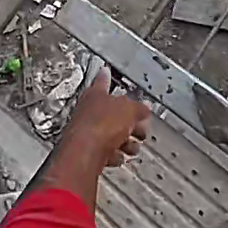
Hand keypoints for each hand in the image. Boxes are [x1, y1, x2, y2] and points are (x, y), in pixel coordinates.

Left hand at [31, 65, 151, 210]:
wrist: (84, 156)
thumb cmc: (100, 126)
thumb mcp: (131, 111)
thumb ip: (139, 108)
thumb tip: (144, 109)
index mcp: (95, 94)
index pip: (102, 81)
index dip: (106, 77)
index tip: (105, 70)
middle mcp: (87, 112)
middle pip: (111, 113)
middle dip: (128, 121)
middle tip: (139, 125)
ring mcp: (85, 133)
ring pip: (108, 134)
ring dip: (123, 141)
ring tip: (132, 146)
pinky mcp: (85, 153)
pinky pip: (103, 152)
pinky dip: (113, 155)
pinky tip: (119, 157)